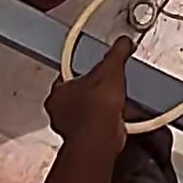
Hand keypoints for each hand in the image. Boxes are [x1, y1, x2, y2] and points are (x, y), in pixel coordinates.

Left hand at [47, 36, 134, 154]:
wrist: (102, 136)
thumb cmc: (97, 104)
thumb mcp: (111, 67)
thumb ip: (117, 51)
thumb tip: (124, 41)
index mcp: (57, 92)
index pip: (66, 77)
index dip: (81, 71)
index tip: (94, 68)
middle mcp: (58, 112)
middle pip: (75, 95)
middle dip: (91, 91)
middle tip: (106, 83)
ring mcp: (69, 128)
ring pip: (85, 112)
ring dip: (99, 107)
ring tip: (116, 98)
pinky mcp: (84, 140)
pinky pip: (95, 125)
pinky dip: (106, 120)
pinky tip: (119, 114)